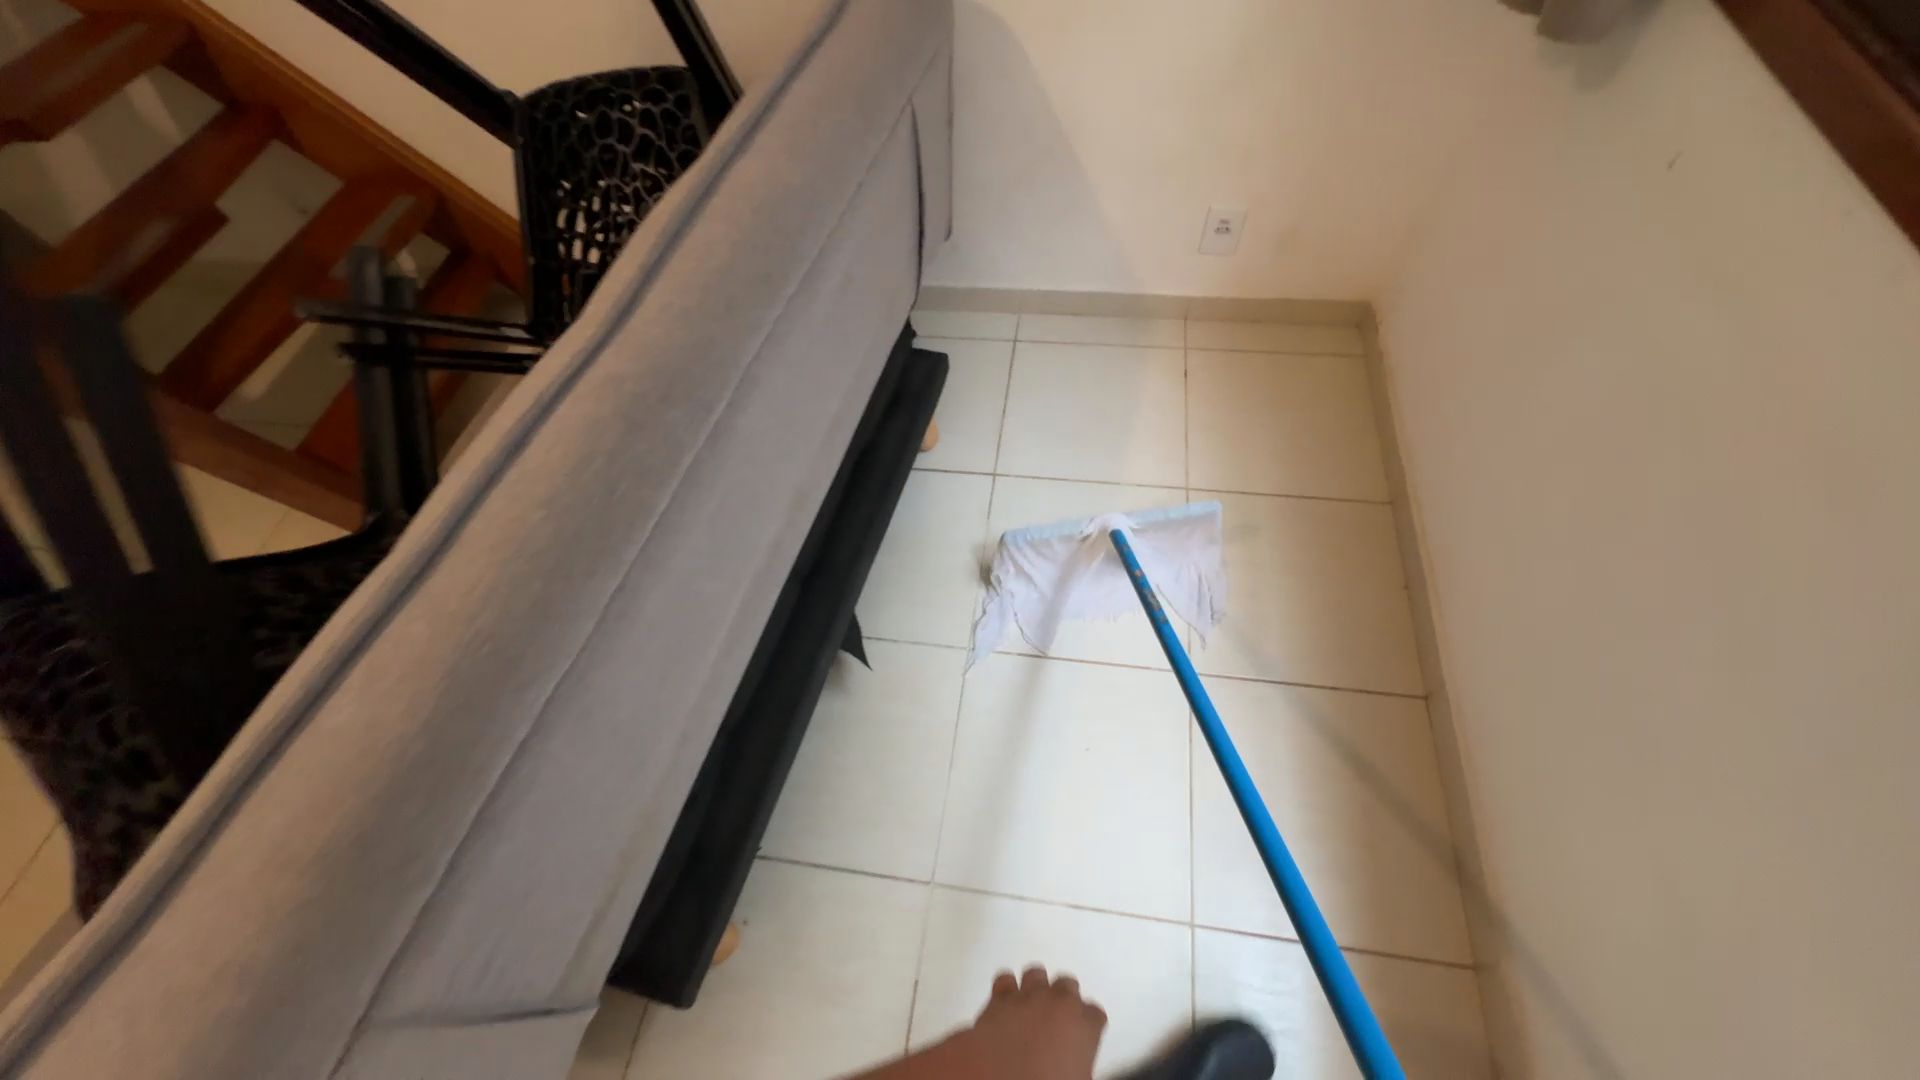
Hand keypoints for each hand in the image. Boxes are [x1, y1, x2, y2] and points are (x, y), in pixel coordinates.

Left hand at [949, 966, 1108, 1079]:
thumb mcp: (1078, 1076)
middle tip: (1059, 1013)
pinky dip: (1007, 988)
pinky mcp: (998, 999)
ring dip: (1036, 986)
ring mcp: (1027, 996)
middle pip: (1067, 984)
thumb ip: (1078, 1057)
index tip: (1084, 1030)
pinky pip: (1005, 980)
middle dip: (1064, 996)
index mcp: (1084, 1024)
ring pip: (1036, 974)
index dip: (1088, 1022)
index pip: (1095, 1013)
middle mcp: (1057, 1002)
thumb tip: (1071, 1059)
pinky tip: (1007, 999)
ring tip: (1034, 1000)